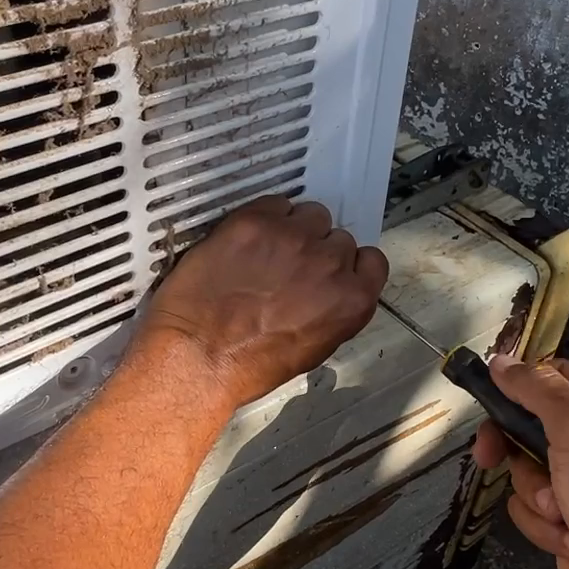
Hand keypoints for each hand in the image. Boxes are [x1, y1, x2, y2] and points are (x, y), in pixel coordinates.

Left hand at [134, 196, 388, 409]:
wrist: (197, 355)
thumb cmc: (249, 365)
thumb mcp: (313, 349)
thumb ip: (332, 310)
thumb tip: (325, 290)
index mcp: (352, 301)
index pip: (371, 260)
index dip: (348, 264)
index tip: (331, 269)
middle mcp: (330, 263)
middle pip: (337, 236)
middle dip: (316, 250)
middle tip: (287, 267)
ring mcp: (292, 237)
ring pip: (309, 213)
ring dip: (294, 228)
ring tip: (266, 251)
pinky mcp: (254, 221)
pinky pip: (274, 203)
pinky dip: (264, 216)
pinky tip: (246, 240)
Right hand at [472, 358, 568, 568]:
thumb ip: (539, 390)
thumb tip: (502, 360)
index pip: (561, 375)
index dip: (523, 383)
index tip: (487, 391)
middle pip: (534, 423)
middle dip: (515, 446)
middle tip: (488, 454)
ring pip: (527, 468)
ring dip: (535, 493)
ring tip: (563, 516)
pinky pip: (533, 506)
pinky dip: (542, 524)